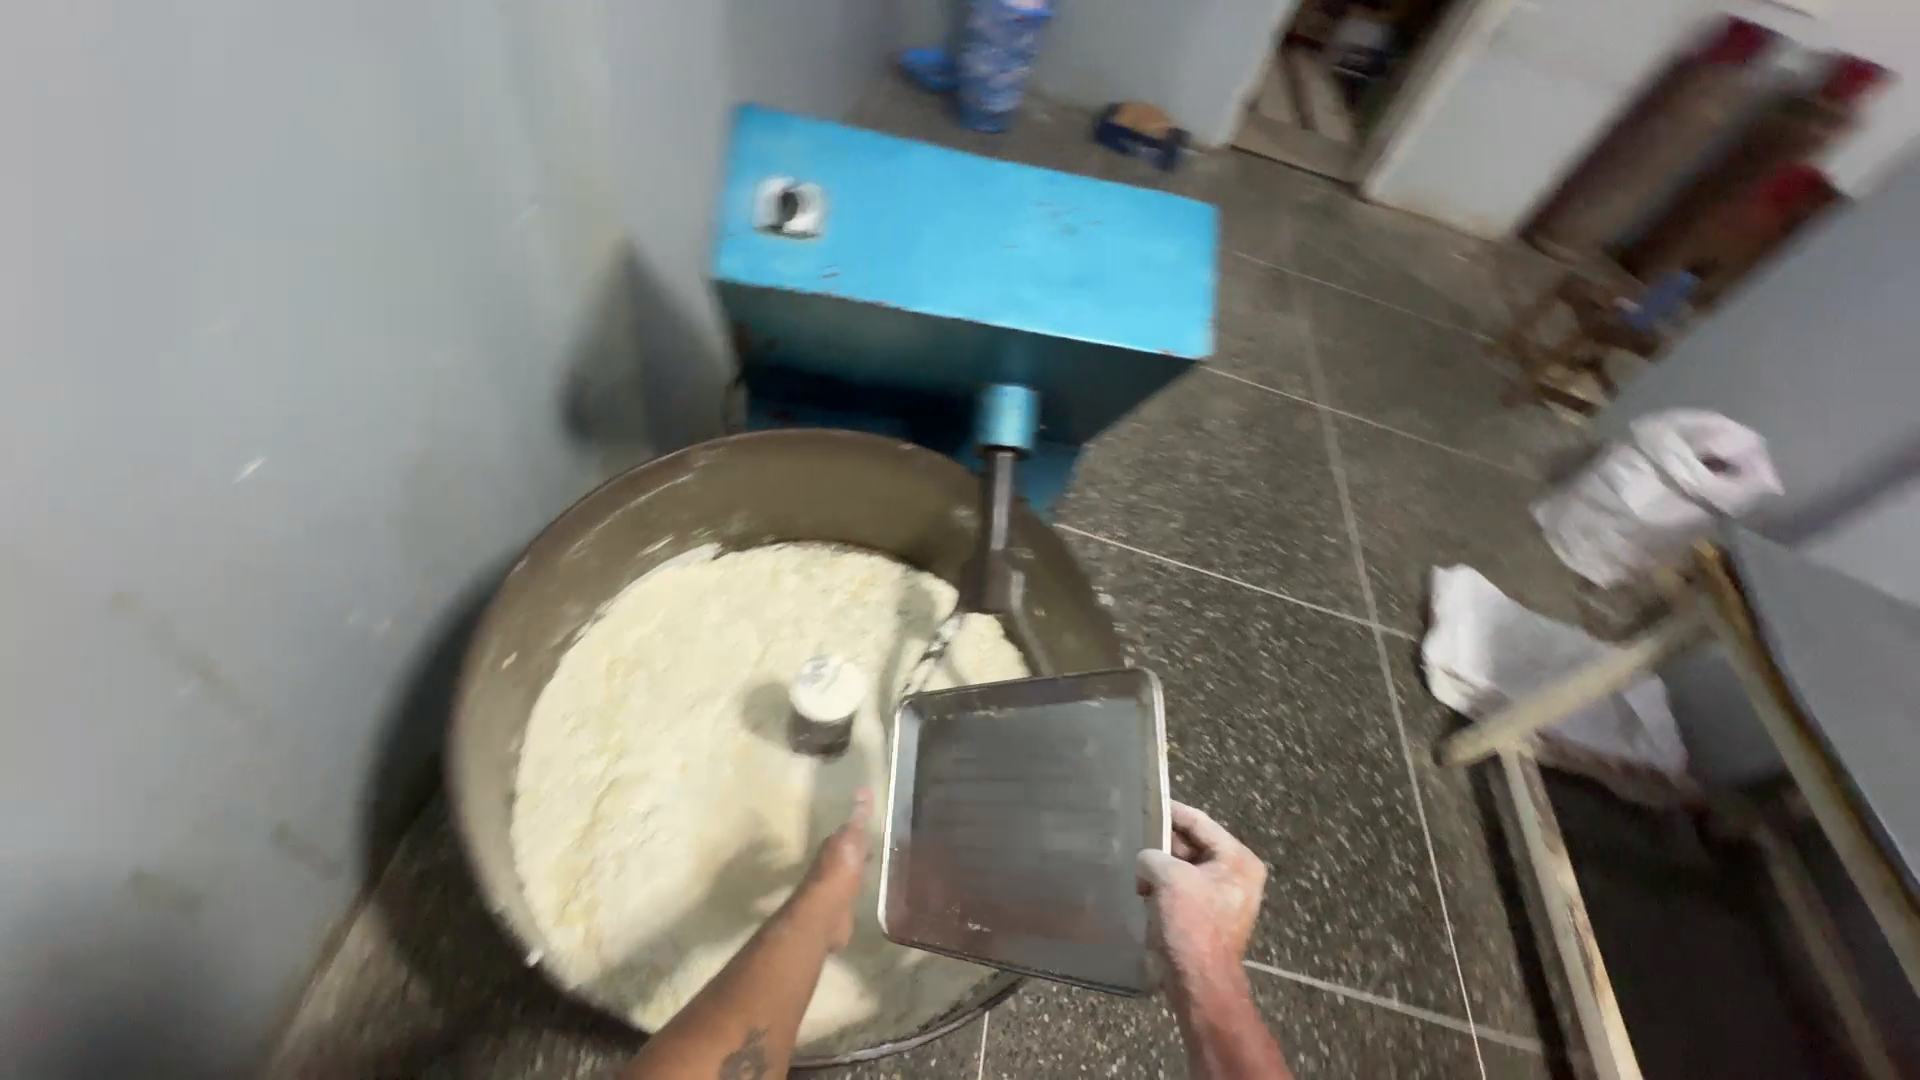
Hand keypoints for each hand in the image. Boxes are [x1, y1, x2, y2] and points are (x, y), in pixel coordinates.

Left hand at [794, 788, 872, 949]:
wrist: (827, 913)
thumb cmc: (839, 871)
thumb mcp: (851, 839)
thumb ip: (858, 818)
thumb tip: (863, 788)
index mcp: (834, 845)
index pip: (848, 831)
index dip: (860, 828)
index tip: (876, 824)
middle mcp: (832, 863)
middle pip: (849, 852)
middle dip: (862, 848)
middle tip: (881, 844)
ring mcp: (836, 886)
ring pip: (852, 871)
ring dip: (862, 868)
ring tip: (881, 865)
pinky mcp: (842, 907)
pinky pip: (855, 891)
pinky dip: (863, 887)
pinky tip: (874, 889)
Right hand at [1136, 802, 1267, 982]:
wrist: (1199, 982)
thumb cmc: (1191, 922)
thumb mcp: (1167, 876)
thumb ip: (1152, 855)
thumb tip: (1146, 863)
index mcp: (1237, 859)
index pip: (1199, 821)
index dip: (1171, 810)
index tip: (1145, 800)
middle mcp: (1237, 875)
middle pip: (1193, 844)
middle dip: (1163, 843)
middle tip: (1134, 833)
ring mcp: (1225, 897)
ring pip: (1185, 868)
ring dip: (1161, 867)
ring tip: (1134, 862)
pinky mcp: (1210, 917)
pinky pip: (1184, 889)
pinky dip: (1164, 886)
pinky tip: (1142, 888)